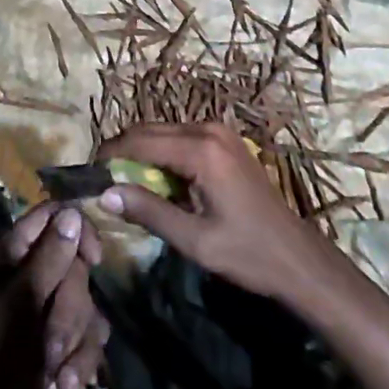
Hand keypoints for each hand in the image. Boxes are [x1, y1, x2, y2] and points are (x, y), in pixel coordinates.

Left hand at [0, 202, 105, 388]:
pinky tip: (66, 386)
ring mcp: (45, 315)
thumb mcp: (14, 310)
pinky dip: (82, 361)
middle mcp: (27, 279)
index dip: (76, 231)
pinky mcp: (61, 349)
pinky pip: (90, 338)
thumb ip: (46, 261)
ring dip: (75, 341)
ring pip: (86, 304)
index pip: (50, 219)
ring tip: (51, 372)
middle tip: (50, 341)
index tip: (93, 259)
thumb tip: (74, 212)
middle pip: (74, 266)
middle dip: (70, 308)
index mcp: (7, 259)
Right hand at [94, 123, 342, 303]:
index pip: (139, 142)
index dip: (109, 156)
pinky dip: (161, 154)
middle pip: (148, 131)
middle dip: (122, 152)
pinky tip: (157, 181)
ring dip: (140, 153)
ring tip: (124, 183)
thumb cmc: (248, 254)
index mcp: (201, 150)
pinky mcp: (225, 140)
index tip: (88, 176)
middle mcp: (208, 129)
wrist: (300, 259)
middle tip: (102, 181)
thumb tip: (104, 193)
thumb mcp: (194, 240)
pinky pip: (180, 137)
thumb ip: (148, 211)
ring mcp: (219, 131)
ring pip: (162, 132)